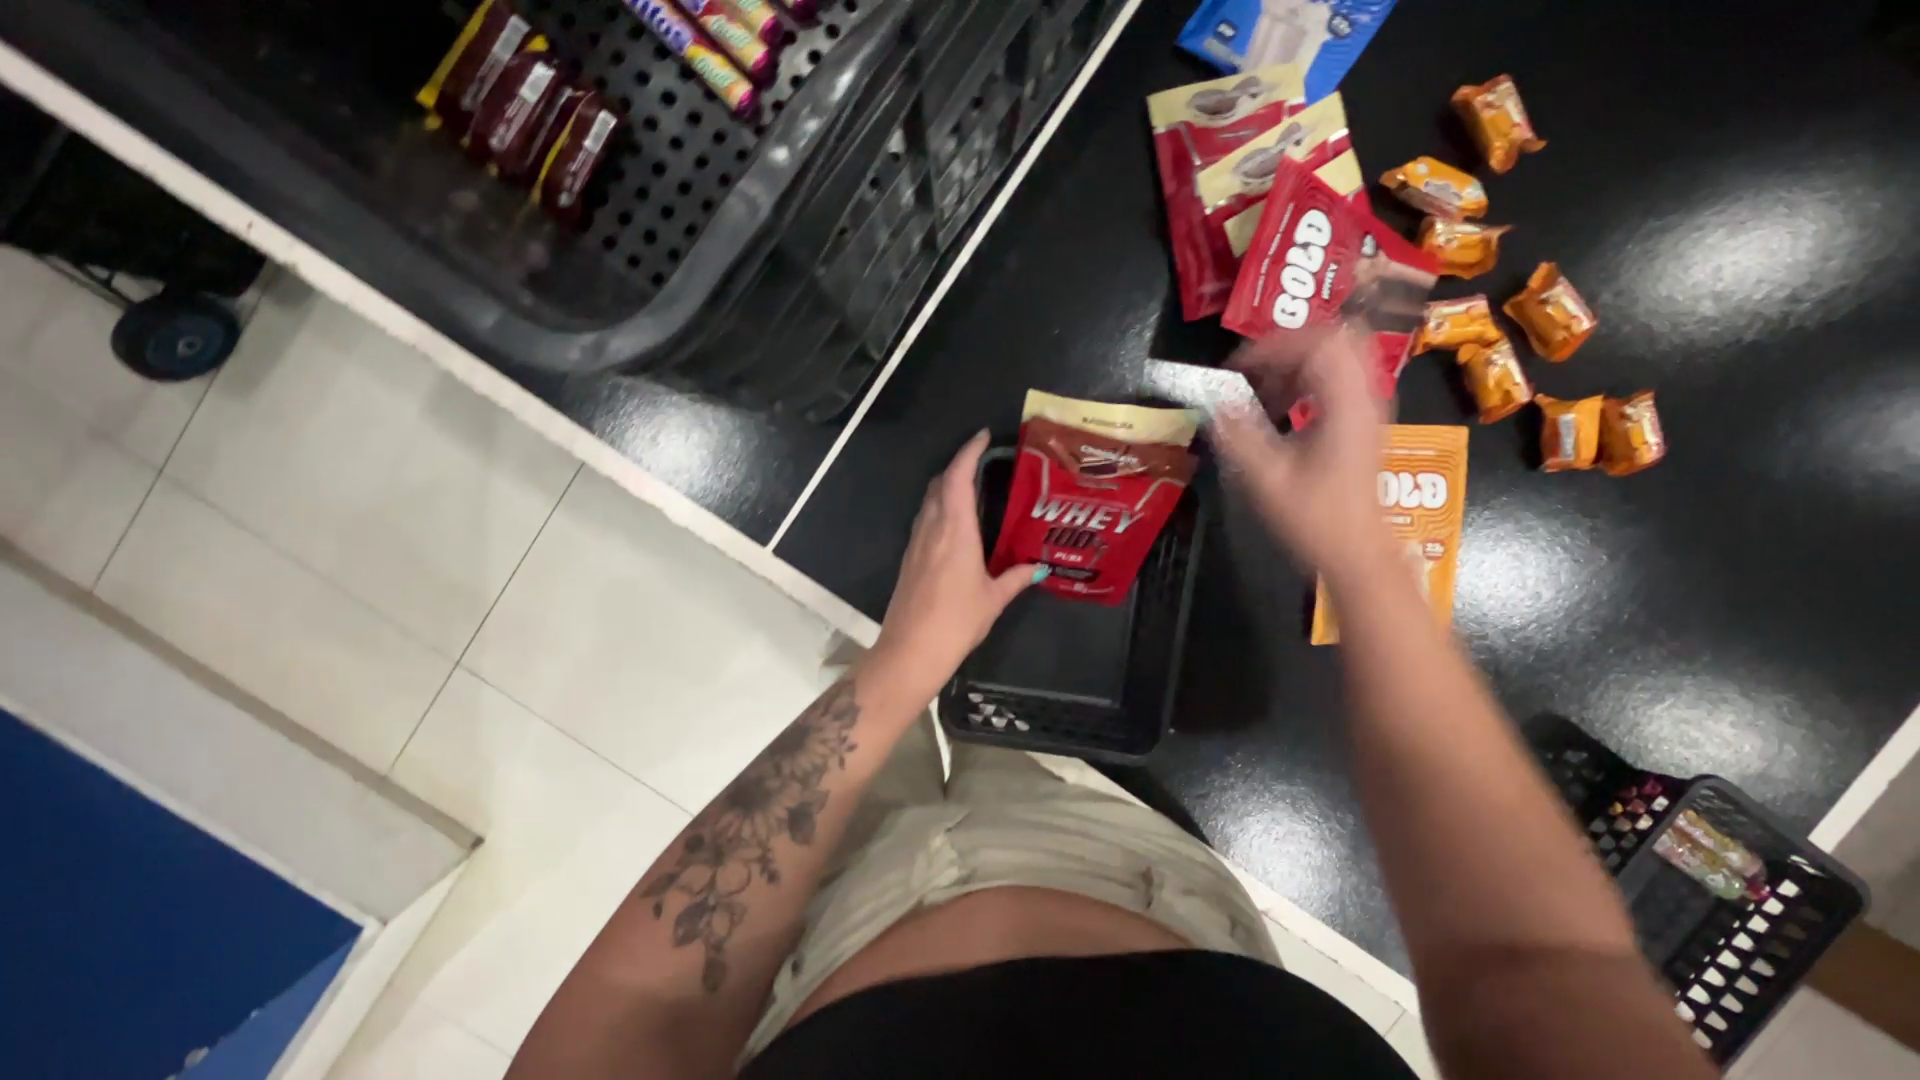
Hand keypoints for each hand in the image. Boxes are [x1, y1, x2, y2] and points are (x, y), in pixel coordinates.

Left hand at [863, 431, 1044, 703]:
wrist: (911, 650)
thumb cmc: (956, 621)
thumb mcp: (993, 599)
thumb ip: (1016, 578)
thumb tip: (1038, 567)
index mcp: (955, 529)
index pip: (958, 476)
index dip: (969, 452)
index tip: (982, 436)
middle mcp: (932, 527)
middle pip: (941, 483)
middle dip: (958, 467)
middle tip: (982, 463)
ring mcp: (916, 542)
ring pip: (929, 501)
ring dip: (947, 487)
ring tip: (971, 488)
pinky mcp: (909, 558)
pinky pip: (924, 520)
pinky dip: (939, 509)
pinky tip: (954, 524)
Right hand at [1212, 326, 1390, 582]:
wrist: (1359, 554)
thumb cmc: (1315, 521)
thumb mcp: (1267, 480)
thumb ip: (1238, 435)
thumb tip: (1213, 405)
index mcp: (1346, 406)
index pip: (1317, 344)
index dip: (1273, 347)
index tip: (1238, 369)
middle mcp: (1365, 398)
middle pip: (1335, 338)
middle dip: (1288, 346)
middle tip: (1253, 370)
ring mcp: (1369, 409)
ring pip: (1338, 356)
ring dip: (1296, 364)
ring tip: (1263, 392)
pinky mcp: (1363, 423)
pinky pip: (1338, 380)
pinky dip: (1307, 382)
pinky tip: (1281, 410)